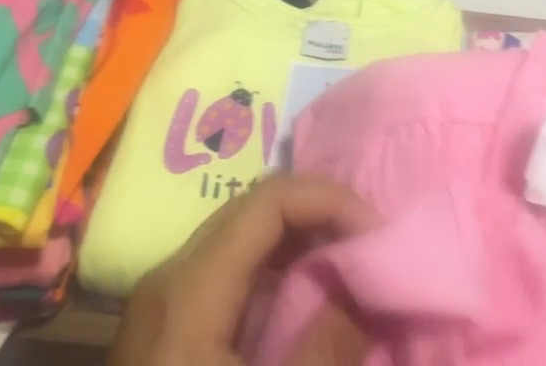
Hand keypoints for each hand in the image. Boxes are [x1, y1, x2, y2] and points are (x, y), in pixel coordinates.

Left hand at [109, 174, 376, 365]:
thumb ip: (328, 344)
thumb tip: (369, 282)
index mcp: (189, 288)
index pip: (270, 200)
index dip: (332, 200)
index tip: (379, 236)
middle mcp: (171, 277)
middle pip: (256, 209)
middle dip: (323, 215)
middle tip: (373, 247)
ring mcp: (165, 301)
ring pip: (245, 237)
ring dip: (304, 240)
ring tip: (353, 267)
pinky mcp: (170, 328)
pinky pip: (232, 271)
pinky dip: (280, 270)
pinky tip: (311, 298)